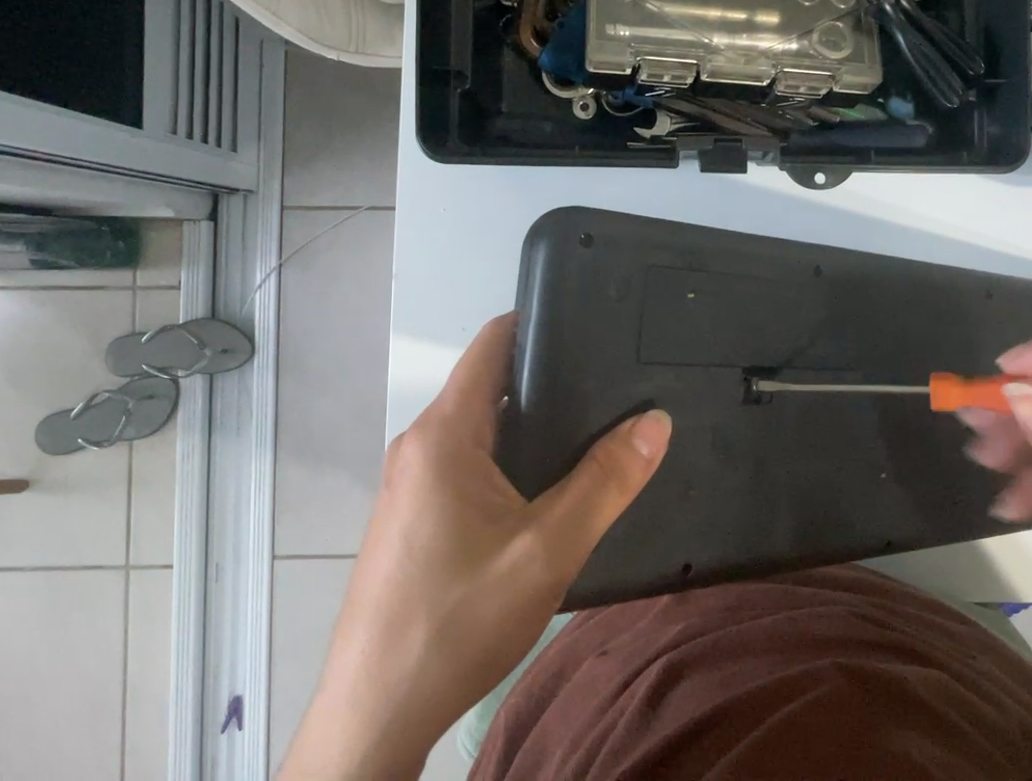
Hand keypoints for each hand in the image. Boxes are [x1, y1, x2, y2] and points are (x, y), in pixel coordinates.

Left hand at [279, 313, 672, 780]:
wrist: (377, 709)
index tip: (594, 322)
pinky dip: (509, 464)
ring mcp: (411, 485)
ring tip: (593, 434)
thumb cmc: (458, 618)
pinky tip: (547, 493)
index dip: (540, 323)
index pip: (492, 344)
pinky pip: (467, 468)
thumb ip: (605, 481)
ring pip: (479, 433)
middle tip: (612, 385)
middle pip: (488, 387)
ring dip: (530, 428)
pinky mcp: (413, 520)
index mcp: (444, 433)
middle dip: (548, 380)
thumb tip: (654, 421)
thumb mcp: (547, 548)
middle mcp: (420, 446)